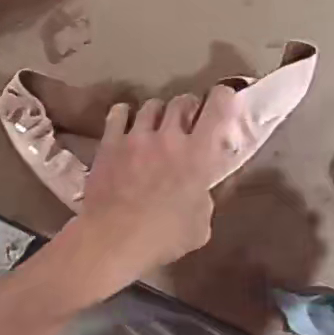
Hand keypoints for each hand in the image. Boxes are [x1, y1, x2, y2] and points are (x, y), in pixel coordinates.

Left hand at [70, 86, 243, 283]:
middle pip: (182, 100)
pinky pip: (119, 113)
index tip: (223, 99)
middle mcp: (169, 137)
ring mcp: (137, 136)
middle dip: (188, 107)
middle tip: (187, 121)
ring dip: (159, 112)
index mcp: (199, 154)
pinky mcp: (110, 142)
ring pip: (152, 105)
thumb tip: (201, 190)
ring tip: (156, 124)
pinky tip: (127, 122)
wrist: (113, 238)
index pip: (218, 106)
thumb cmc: (163, 237)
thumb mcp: (200, 224)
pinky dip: (126, 114)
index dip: (223, 96)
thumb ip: (205, 199)